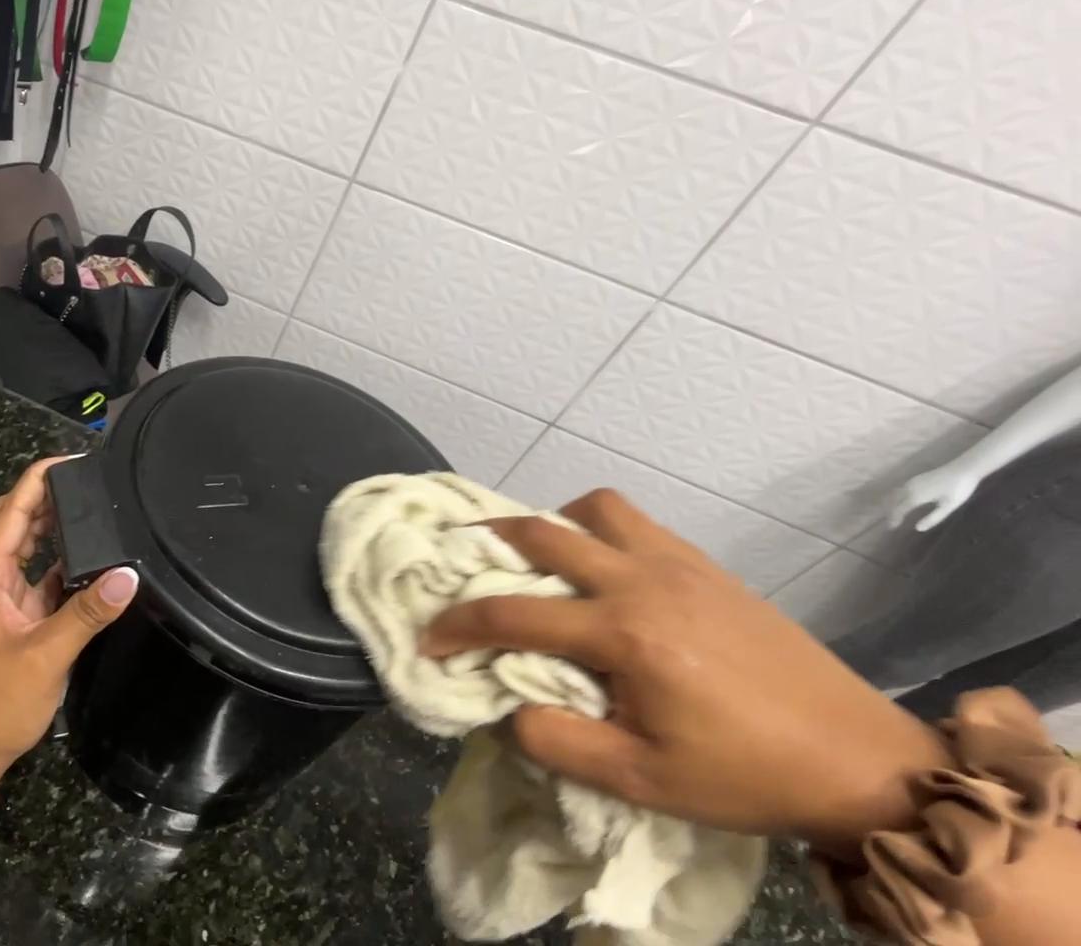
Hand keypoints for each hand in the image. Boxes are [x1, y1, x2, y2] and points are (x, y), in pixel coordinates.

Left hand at [0, 456, 138, 778]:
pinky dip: (57, 566)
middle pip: (12, 521)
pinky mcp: (8, 619)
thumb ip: (86, 613)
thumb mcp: (45, 656)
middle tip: (91, 483)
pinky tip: (87, 563)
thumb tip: (128, 575)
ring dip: (51, 529)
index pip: (11, 510)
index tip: (74, 459)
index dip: (39, 479)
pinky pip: (34, 579)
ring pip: (22, 549)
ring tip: (93, 512)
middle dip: (46, 497)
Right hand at [420, 490, 949, 852]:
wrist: (861, 761)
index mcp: (624, 634)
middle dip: (485, 545)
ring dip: (551, 524)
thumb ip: (556, 741)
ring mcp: (679, 565)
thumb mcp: (640, 781)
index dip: (456, 626)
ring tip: (537, 560)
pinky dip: (597, 529)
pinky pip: (635, 522)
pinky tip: (599, 570)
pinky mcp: (707, 566)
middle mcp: (644, 582)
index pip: (511, 614)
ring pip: (592, 508)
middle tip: (460, 567)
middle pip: (540, 533)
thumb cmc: (745, 776)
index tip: (427, 643)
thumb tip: (506, 706)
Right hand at [888, 465, 978, 531]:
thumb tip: (918, 529)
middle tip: (890, 522)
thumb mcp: (949, 506)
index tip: (891, 528)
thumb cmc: (958, 489)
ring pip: (894, 495)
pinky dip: (895, 498)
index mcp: (915, 497)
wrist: (963, 469)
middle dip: (889, 512)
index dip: (894, 519)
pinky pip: (898, 490)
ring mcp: (910, 483)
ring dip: (891, 505)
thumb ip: (933, 517)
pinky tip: (901, 501)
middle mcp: (908, 490)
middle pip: (893, 502)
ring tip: (892, 513)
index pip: (899, 510)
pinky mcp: (914, 480)